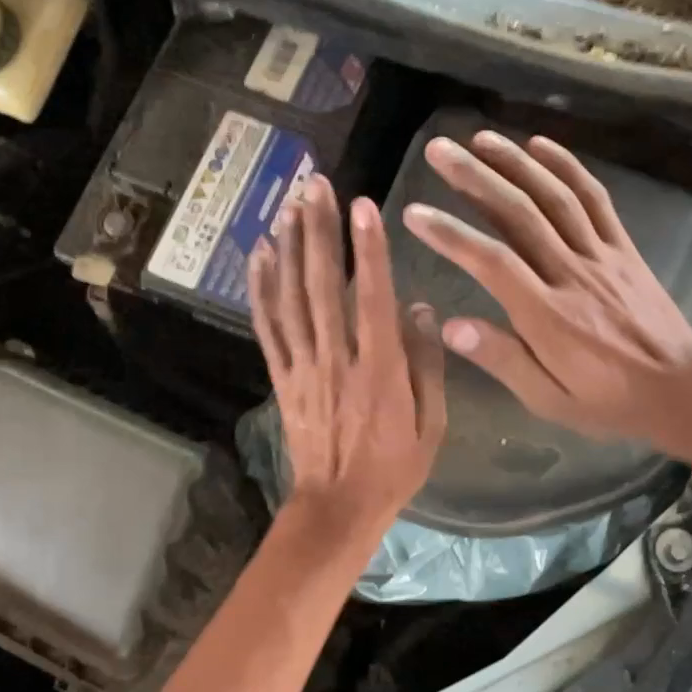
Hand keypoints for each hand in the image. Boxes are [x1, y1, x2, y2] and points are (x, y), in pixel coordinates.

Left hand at [249, 176, 447, 537]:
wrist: (338, 506)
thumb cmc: (394, 467)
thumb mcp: (431, 423)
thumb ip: (427, 364)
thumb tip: (420, 307)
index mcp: (380, 369)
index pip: (374, 298)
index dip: (369, 249)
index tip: (363, 205)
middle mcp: (337, 359)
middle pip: (325, 286)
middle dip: (320, 231)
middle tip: (316, 186)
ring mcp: (304, 367)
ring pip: (292, 298)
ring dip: (290, 248)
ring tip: (289, 205)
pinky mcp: (282, 378)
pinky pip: (268, 328)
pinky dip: (261, 290)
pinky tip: (259, 255)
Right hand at [401, 131, 691, 458]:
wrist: (682, 389)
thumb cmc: (608, 400)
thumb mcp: (549, 398)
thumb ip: (501, 359)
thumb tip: (450, 327)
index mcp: (547, 315)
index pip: (491, 262)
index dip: (451, 234)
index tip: (414, 213)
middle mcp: (571, 274)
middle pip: (519, 214)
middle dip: (475, 177)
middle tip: (439, 151)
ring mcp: (601, 255)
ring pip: (554, 197)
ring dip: (515, 162)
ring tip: (480, 138)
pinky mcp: (623, 248)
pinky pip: (595, 199)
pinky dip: (568, 167)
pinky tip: (541, 144)